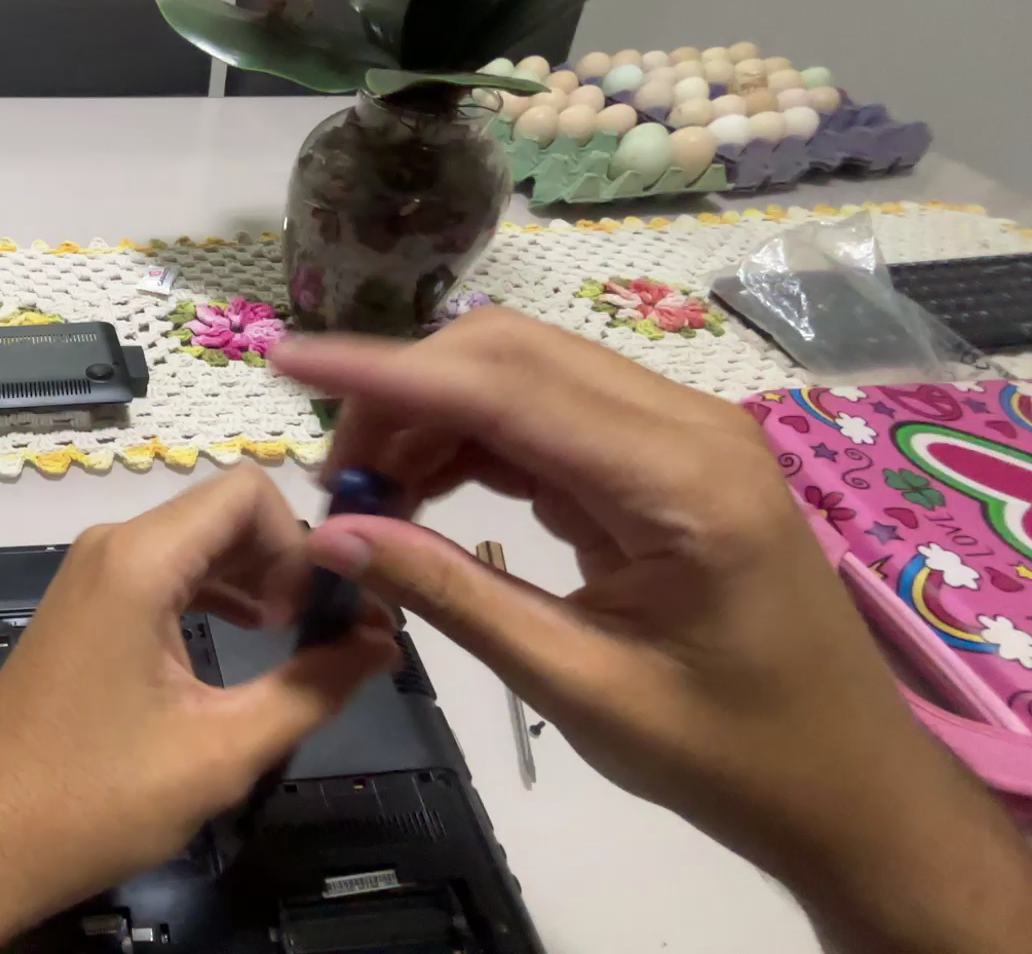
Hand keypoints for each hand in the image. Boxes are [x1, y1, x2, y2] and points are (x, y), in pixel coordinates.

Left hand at [0, 467, 397, 953]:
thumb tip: (382, 644)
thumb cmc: (93, 797)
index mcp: (141, 560)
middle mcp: (114, 545)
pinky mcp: (88, 599)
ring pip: (196, 540)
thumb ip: (313, 688)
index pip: (246, 491)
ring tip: (291, 640)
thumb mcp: (221, 750)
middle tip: (322, 634)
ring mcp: (94, 570)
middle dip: (284, 562)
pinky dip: (213, 591)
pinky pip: (165, 569)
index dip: (300, 541)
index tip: (320, 613)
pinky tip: (244, 637)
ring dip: (252, 577)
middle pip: (223, 513)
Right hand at [271, 308, 1031, 953]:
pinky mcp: (638, 451)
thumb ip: (447, 595)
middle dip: (394, 395)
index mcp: (677, 482)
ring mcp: (662, 430)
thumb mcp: (573, 684)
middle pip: (500, 353)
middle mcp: (676, 424)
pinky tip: (416, 493)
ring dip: (418, 418)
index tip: (291, 362)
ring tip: (367, 496)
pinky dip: (452, 441)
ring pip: (504, 373)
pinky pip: (522, 414)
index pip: (500, 387)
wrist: (846, 784)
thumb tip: (330, 536)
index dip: (382, 372)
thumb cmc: (726, 751)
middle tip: (336, 480)